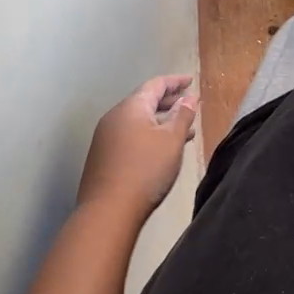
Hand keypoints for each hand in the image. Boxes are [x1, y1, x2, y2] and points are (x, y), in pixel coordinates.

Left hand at [77, 75, 198, 219]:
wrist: (108, 212)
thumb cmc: (146, 170)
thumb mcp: (172, 140)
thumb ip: (182, 115)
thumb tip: (189, 97)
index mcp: (131, 107)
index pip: (155, 84)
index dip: (175, 81)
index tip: (191, 81)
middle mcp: (115, 117)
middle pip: (144, 101)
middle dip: (169, 101)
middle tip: (189, 104)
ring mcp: (105, 138)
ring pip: (138, 121)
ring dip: (161, 121)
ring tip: (184, 129)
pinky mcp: (103, 157)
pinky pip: (130, 136)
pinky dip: (149, 135)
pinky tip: (162, 149)